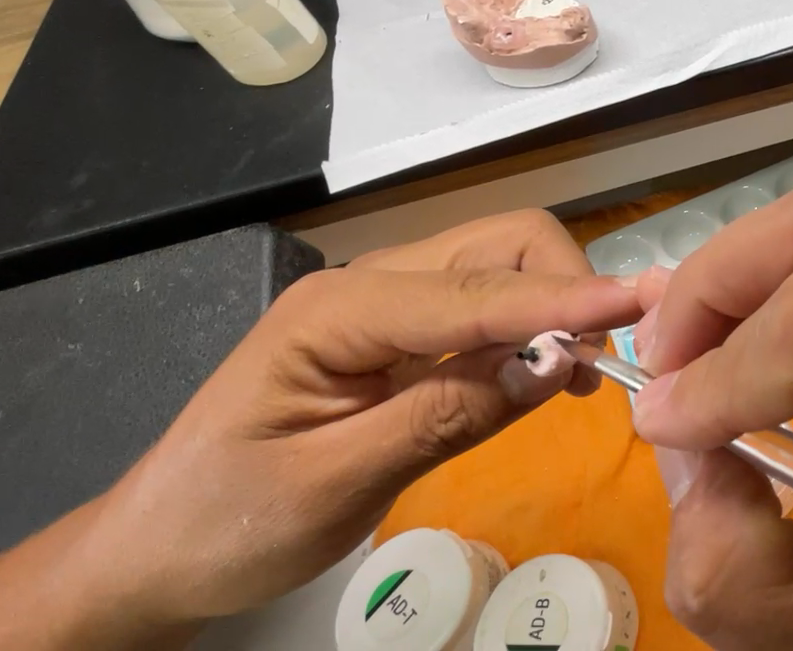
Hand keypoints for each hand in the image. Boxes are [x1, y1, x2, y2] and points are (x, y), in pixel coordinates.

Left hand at [62, 212, 633, 641]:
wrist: (156, 550)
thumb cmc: (227, 524)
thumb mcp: (333, 485)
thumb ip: (446, 415)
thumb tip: (555, 363)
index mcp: (341, 311)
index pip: (478, 292)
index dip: (562, 299)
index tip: (637, 306)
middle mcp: (376, 281)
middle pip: (504, 243)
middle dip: (566, 285)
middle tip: (595, 364)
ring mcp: (396, 298)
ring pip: (508, 262)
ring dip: (559, 303)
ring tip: (581, 374)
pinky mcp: (412, 326)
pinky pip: (495, 302)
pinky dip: (539, 324)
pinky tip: (551, 371)